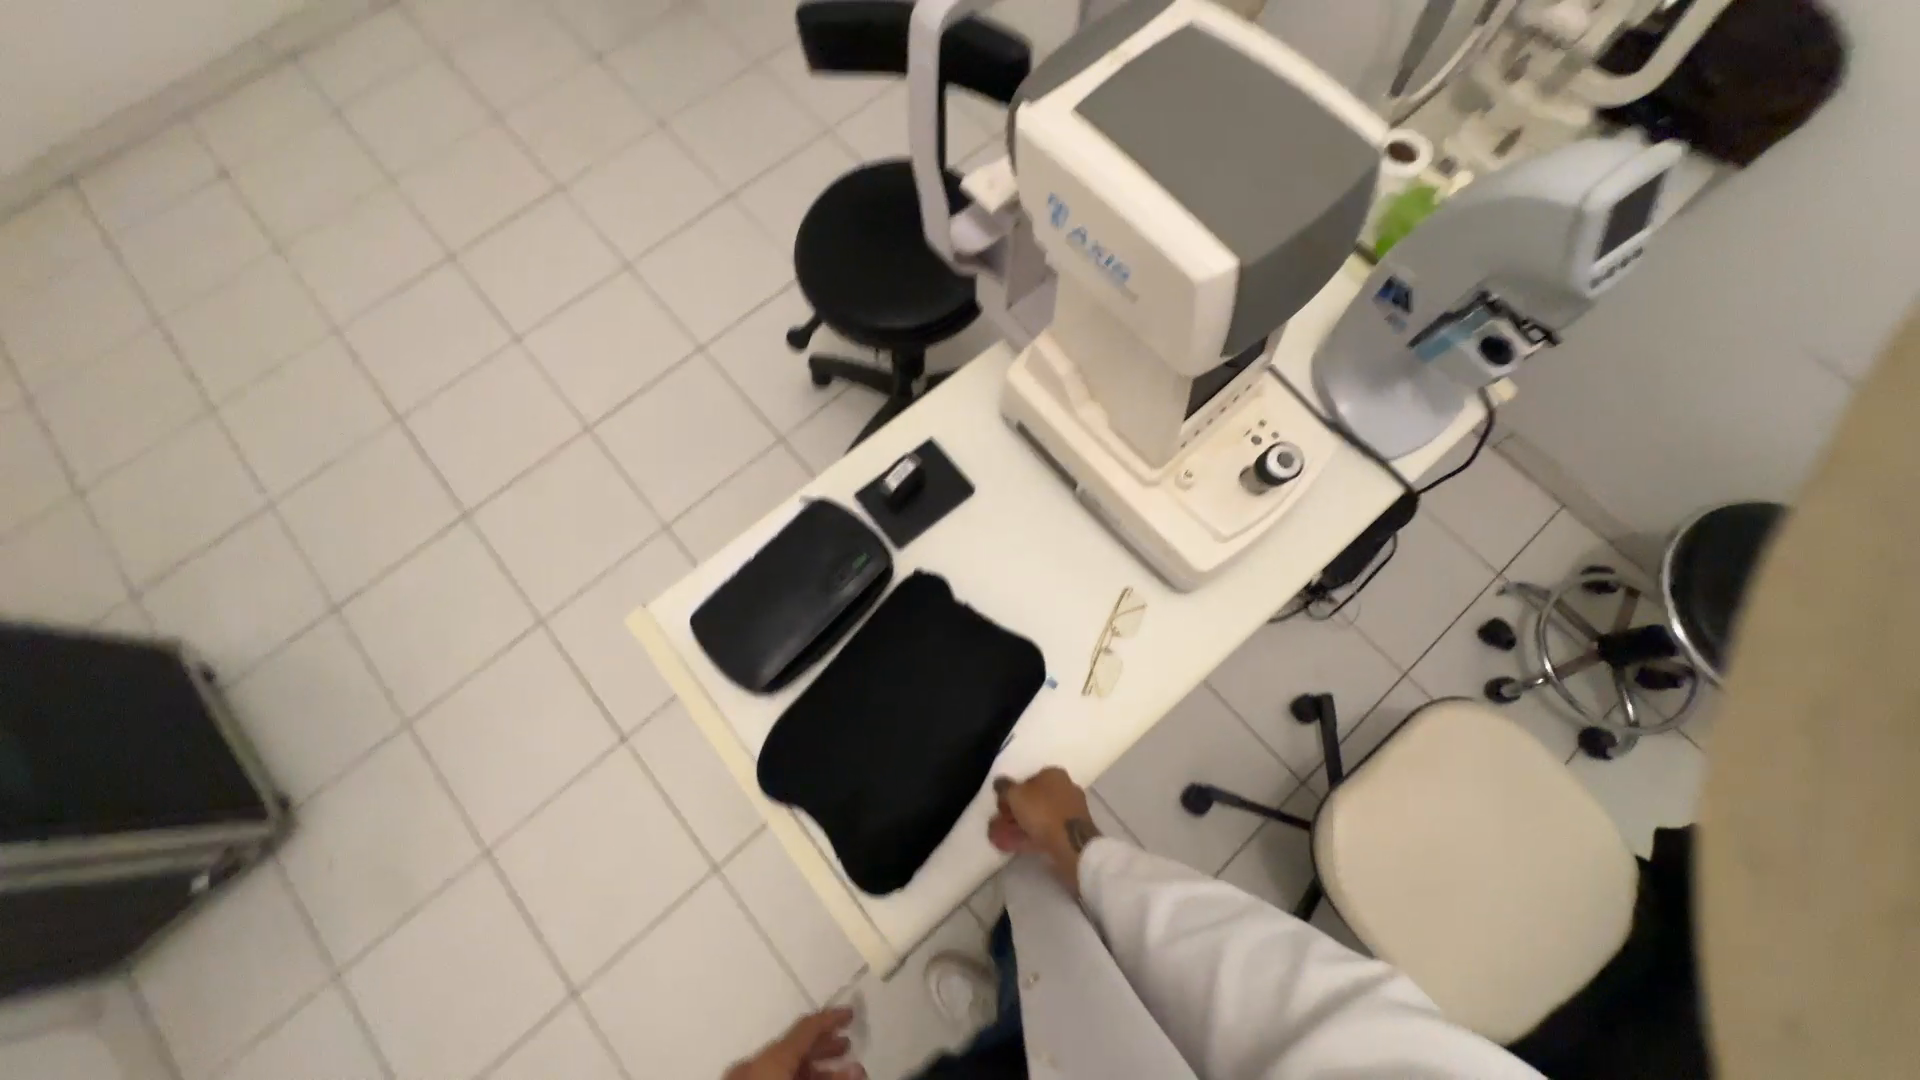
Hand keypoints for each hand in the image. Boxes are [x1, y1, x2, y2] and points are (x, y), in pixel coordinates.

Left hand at [724, 1007, 864, 1079]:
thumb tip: (857, 1070)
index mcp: (769, 1059)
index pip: (806, 1028)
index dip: (831, 1019)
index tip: (851, 1015)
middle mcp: (752, 1065)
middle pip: (793, 1047)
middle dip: (822, 1048)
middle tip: (847, 1048)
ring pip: (780, 1067)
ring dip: (809, 1069)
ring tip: (835, 1075)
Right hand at [989, 767, 1100, 894]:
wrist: (1071, 844)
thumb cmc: (1042, 811)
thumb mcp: (1015, 795)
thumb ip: (1004, 787)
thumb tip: (1000, 783)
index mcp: (1054, 774)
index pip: (1028, 779)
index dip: (1011, 792)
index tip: (1000, 806)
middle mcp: (1064, 789)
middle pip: (1033, 799)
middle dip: (1013, 812)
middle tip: (996, 823)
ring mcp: (1069, 812)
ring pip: (1038, 817)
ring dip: (1017, 826)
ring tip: (997, 837)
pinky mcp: (1070, 832)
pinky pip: (1044, 831)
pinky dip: (1027, 836)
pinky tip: (1010, 845)